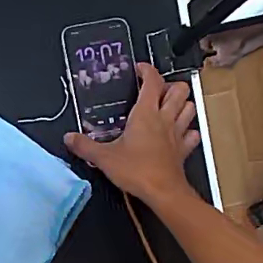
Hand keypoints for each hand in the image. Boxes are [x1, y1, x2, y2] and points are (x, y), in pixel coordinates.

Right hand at [66, 63, 200, 206]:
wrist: (163, 192)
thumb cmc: (137, 171)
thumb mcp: (104, 158)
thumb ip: (85, 146)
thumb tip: (70, 138)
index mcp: (146, 113)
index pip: (153, 80)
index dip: (148, 70)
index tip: (140, 70)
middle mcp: (165, 119)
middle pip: (180, 90)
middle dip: (171, 85)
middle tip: (159, 90)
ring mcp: (178, 134)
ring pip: (191, 108)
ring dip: (184, 104)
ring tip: (172, 107)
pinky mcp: (184, 151)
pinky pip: (193, 135)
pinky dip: (190, 131)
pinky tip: (182, 134)